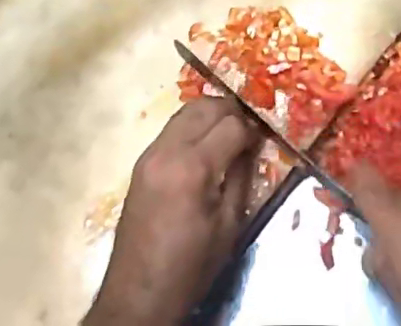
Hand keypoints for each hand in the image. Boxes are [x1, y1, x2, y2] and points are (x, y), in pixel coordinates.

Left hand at [86, 99, 255, 325]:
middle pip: (207, 107)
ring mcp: (151, 152)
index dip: (252, 128)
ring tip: (228, 131)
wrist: (138, 295)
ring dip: (211, 113)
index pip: (232, 125)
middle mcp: (168, 150)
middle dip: (232, 111)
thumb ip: (242, 176)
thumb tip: (252, 144)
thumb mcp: (229, 225)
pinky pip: (172, 127)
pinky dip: (193, 125)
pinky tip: (205, 143)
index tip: (262, 138)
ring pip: (187, 110)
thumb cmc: (190, 267)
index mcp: (193, 168)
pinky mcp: (142, 160)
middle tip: (248, 128)